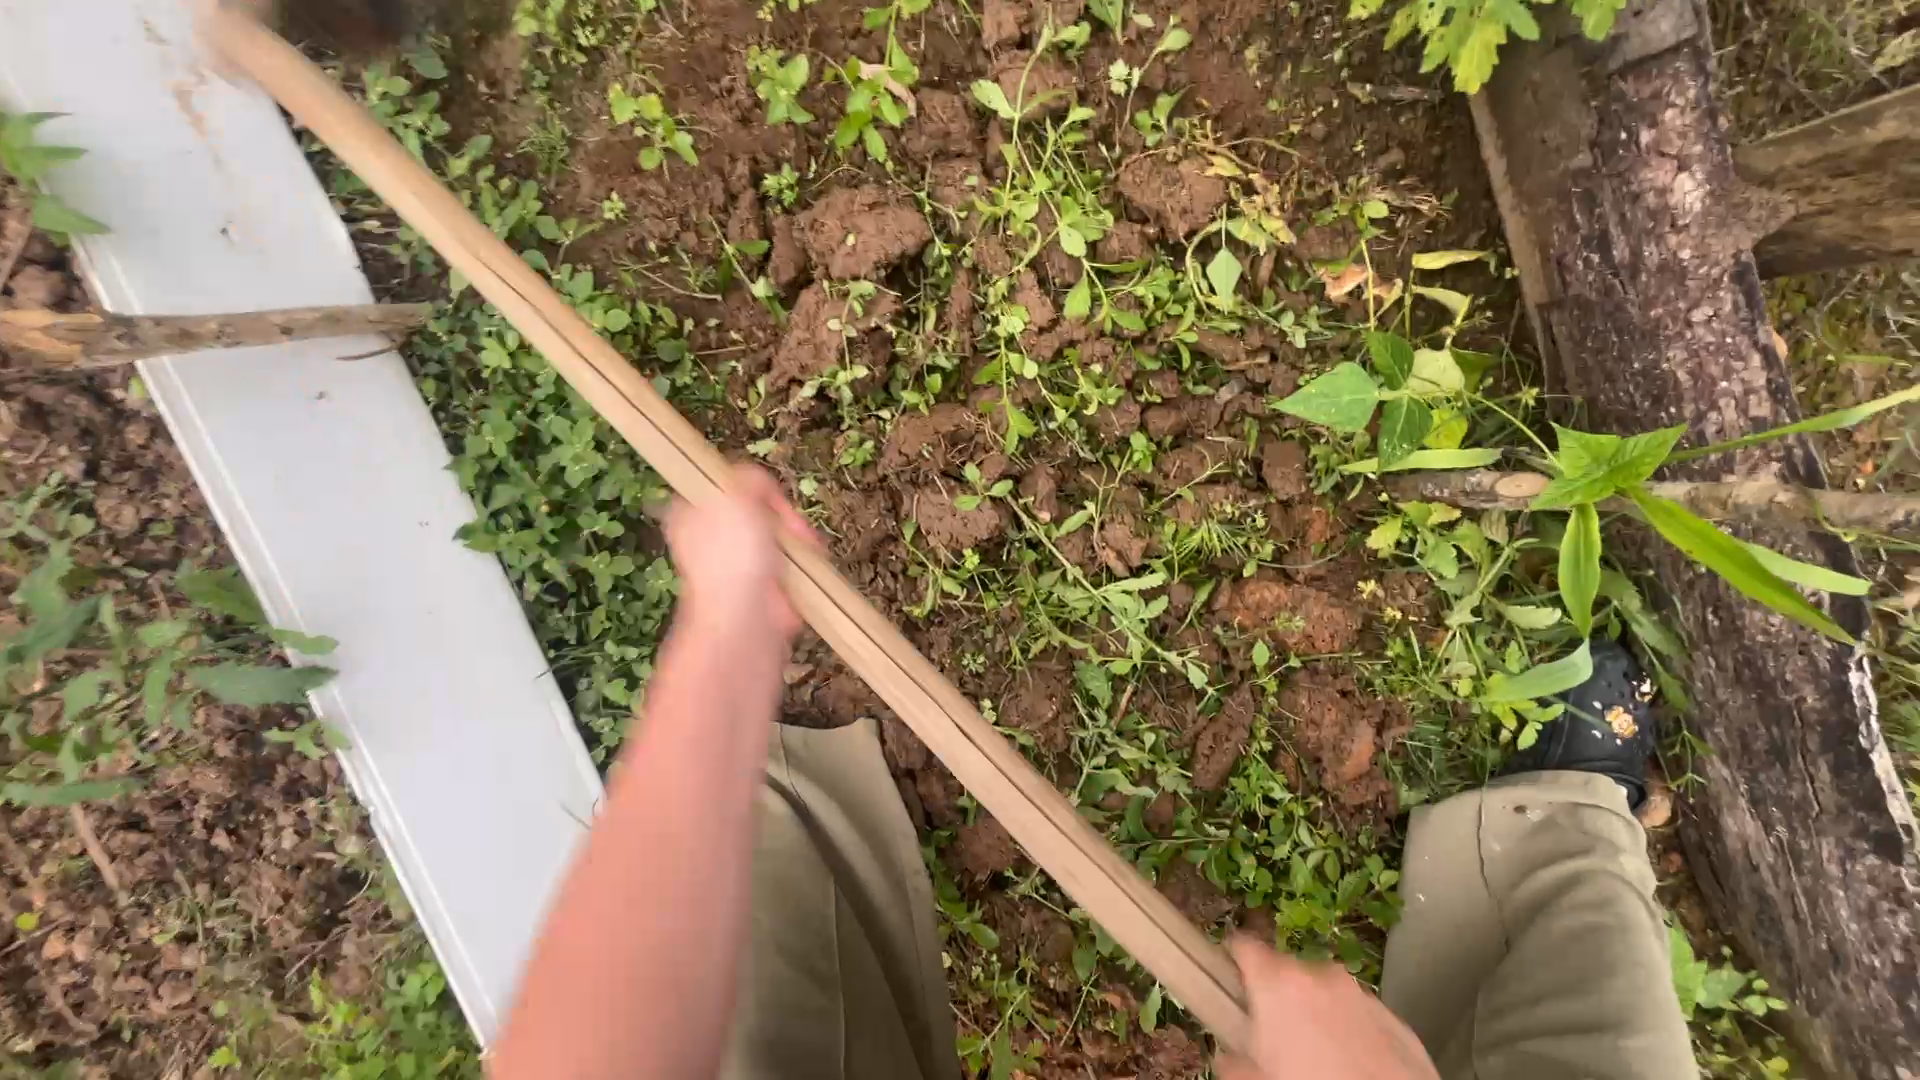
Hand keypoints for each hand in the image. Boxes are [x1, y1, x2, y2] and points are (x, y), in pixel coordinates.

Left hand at [663, 465, 816, 646]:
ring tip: (807, 545)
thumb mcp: (737, 496)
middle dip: (782, 516)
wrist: (745, 618)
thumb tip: (761, 483)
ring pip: (777, 538)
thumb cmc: (733, 555)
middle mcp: (711, 540)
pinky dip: (804, 563)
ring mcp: (738, 567)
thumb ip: (749, 478)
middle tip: (792, 525)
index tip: (769, 497)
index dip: (752, 489)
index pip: (724, 488)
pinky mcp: (764, 589)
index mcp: (691, 514)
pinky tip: (811, 561)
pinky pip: (789, 565)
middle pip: (757, 513)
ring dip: (798, 539)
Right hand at [1217, 939, 1438, 1079]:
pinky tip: (1354, 1070)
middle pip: (1283, 970)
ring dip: (1314, 1013)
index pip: (1241, 943)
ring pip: (1322, 992)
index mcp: (1276, 981)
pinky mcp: (1394, 1019)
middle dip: (1275, 996)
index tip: (1228, 988)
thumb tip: (1227, 1055)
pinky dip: (1349, 1031)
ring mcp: (1360, 993)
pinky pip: (1357, 1014)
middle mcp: (1317, 974)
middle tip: (1273, 1040)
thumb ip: (1232, 1063)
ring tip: (1319, 1060)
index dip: (1231, 962)